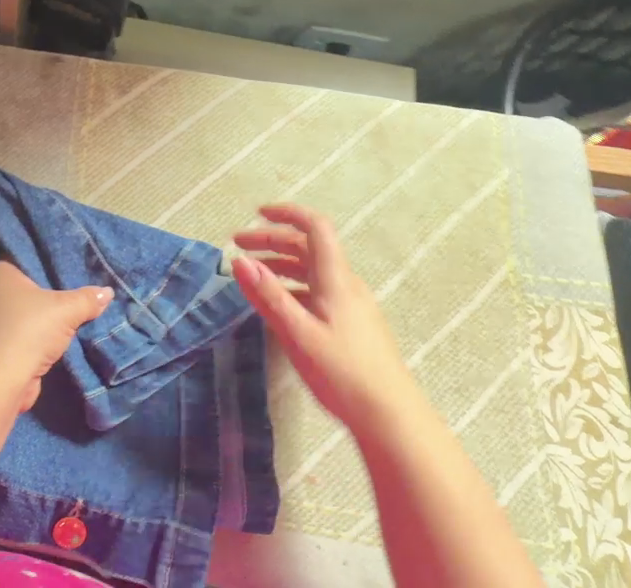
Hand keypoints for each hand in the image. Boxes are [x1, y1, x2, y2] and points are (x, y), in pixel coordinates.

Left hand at [0, 260, 111, 411]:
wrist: (1, 380)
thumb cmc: (27, 330)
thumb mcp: (64, 309)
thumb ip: (86, 298)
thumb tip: (108, 291)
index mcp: (0, 271)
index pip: (30, 255)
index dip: (54, 258)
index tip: (80, 258)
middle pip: (34, 283)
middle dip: (59, 287)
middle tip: (91, 281)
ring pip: (34, 308)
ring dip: (55, 312)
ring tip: (87, 303)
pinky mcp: (5, 340)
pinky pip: (33, 328)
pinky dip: (49, 330)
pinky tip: (73, 328)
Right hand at [231, 204, 417, 431]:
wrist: (391, 418)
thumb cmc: (342, 372)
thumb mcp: (297, 333)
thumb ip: (268, 295)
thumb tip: (240, 260)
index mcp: (335, 280)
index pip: (315, 228)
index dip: (287, 214)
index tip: (257, 213)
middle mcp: (347, 285)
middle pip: (309, 248)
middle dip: (272, 241)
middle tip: (238, 248)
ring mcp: (353, 306)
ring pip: (313, 271)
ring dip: (281, 264)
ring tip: (252, 274)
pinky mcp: (354, 326)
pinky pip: (319, 291)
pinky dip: (293, 286)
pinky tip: (279, 305)